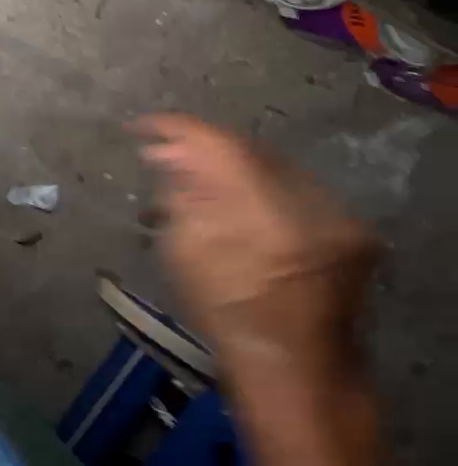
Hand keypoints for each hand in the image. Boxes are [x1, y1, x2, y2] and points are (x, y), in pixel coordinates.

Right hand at [135, 114, 376, 369]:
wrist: (295, 364)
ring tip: (193, 180)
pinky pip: (293, 191)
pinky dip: (256, 187)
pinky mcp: (350, 234)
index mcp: (264, 212)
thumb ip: (179, 194)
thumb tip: (168, 150)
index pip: (220, 145)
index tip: (140, 125)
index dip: (177, 128)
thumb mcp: (184, 249)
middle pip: (248, 152)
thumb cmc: (224, 308)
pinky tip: (233, 202)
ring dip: (228, 167)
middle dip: (202, 148)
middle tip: (161, 154)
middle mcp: (311, 207)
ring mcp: (339, 221)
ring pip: (270, 170)